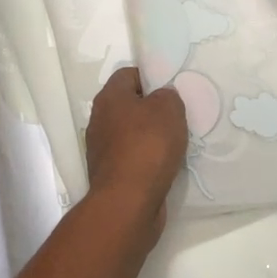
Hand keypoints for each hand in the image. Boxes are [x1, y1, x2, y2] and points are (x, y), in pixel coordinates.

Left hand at [84, 67, 187, 230]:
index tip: (170, 89)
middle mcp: (100, 120)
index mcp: (109, 97)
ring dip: (150, 137)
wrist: (128, 202)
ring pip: (130, 133)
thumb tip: (162, 98)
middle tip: (176, 115)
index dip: (150, 77)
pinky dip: (147, 160)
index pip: (128, 74)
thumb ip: (168, 96)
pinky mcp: (110, 175)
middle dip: (152, 109)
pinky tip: (165, 165)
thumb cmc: (147, 146)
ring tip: (176, 142)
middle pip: (128, 105)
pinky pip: (132, 158)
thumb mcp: (169, 109)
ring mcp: (102, 149)